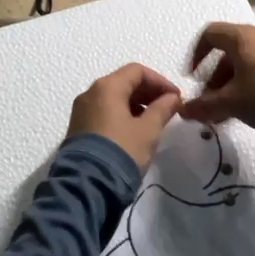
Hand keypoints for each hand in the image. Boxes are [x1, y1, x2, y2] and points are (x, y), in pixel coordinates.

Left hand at [66, 63, 182, 170]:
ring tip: (154, 122)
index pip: (137, 71)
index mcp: (107, 87)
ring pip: (113, 98)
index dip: (160, 81)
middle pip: (124, 82)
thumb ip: (162, 110)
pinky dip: (122, 114)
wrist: (88, 184)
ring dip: (136, 104)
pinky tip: (135, 131)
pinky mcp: (79, 127)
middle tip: (168, 109)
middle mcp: (90, 93)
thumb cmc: (122, 151)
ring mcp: (82, 110)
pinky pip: (104, 111)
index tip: (176, 98)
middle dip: (149, 93)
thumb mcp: (148, 131)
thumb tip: (173, 98)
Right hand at [179, 22, 254, 127]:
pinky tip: (251, 106)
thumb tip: (183, 111)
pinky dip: (251, 81)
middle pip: (229, 50)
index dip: (197, 54)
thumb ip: (204, 106)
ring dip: (233, 82)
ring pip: (247, 60)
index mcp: (242, 37)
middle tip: (212, 99)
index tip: (193, 76)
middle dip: (216, 76)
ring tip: (230, 108)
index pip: (210, 34)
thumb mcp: (231, 102)